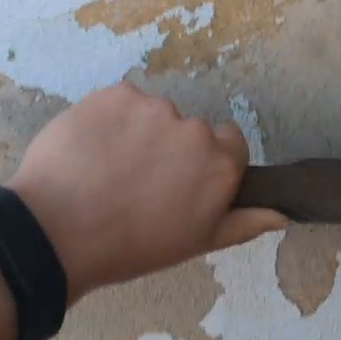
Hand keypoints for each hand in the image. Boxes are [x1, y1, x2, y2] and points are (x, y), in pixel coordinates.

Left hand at [6, 82, 287, 301]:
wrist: (58, 231)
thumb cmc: (131, 246)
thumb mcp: (195, 243)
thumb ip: (242, 222)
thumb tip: (283, 213)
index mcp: (219, 165)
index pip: (230, 143)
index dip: (205, 161)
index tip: (180, 181)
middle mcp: (194, 129)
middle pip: (188, 129)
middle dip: (169, 148)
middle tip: (137, 181)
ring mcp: (153, 107)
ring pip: (151, 114)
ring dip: (137, 132)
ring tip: (107, 168)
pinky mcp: (115, 93)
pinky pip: (120, 102)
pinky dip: (109, 119)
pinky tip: (90, 149)